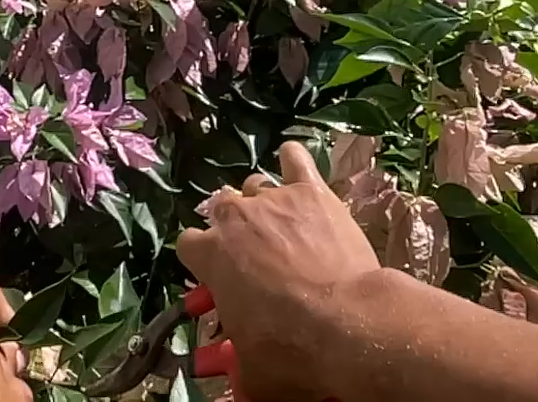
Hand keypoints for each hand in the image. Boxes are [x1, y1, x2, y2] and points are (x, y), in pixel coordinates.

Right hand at [177, 141, 384, 401]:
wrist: (348, 323)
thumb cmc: (292, 349)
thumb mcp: (252, 371)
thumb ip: (234, 363)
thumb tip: (234, 386)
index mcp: (212, 254)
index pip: (189, 244)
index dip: (201, 259)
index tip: (216, 274)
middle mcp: (235, 216)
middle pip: (221, 206)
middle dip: (232, 226)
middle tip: (252, 253)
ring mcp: (273, 198)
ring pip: (256, 185)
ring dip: (263, 203)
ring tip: (281, 224)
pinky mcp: (310, 190)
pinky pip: (294, 159)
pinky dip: (293, 163)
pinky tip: (296, 169)